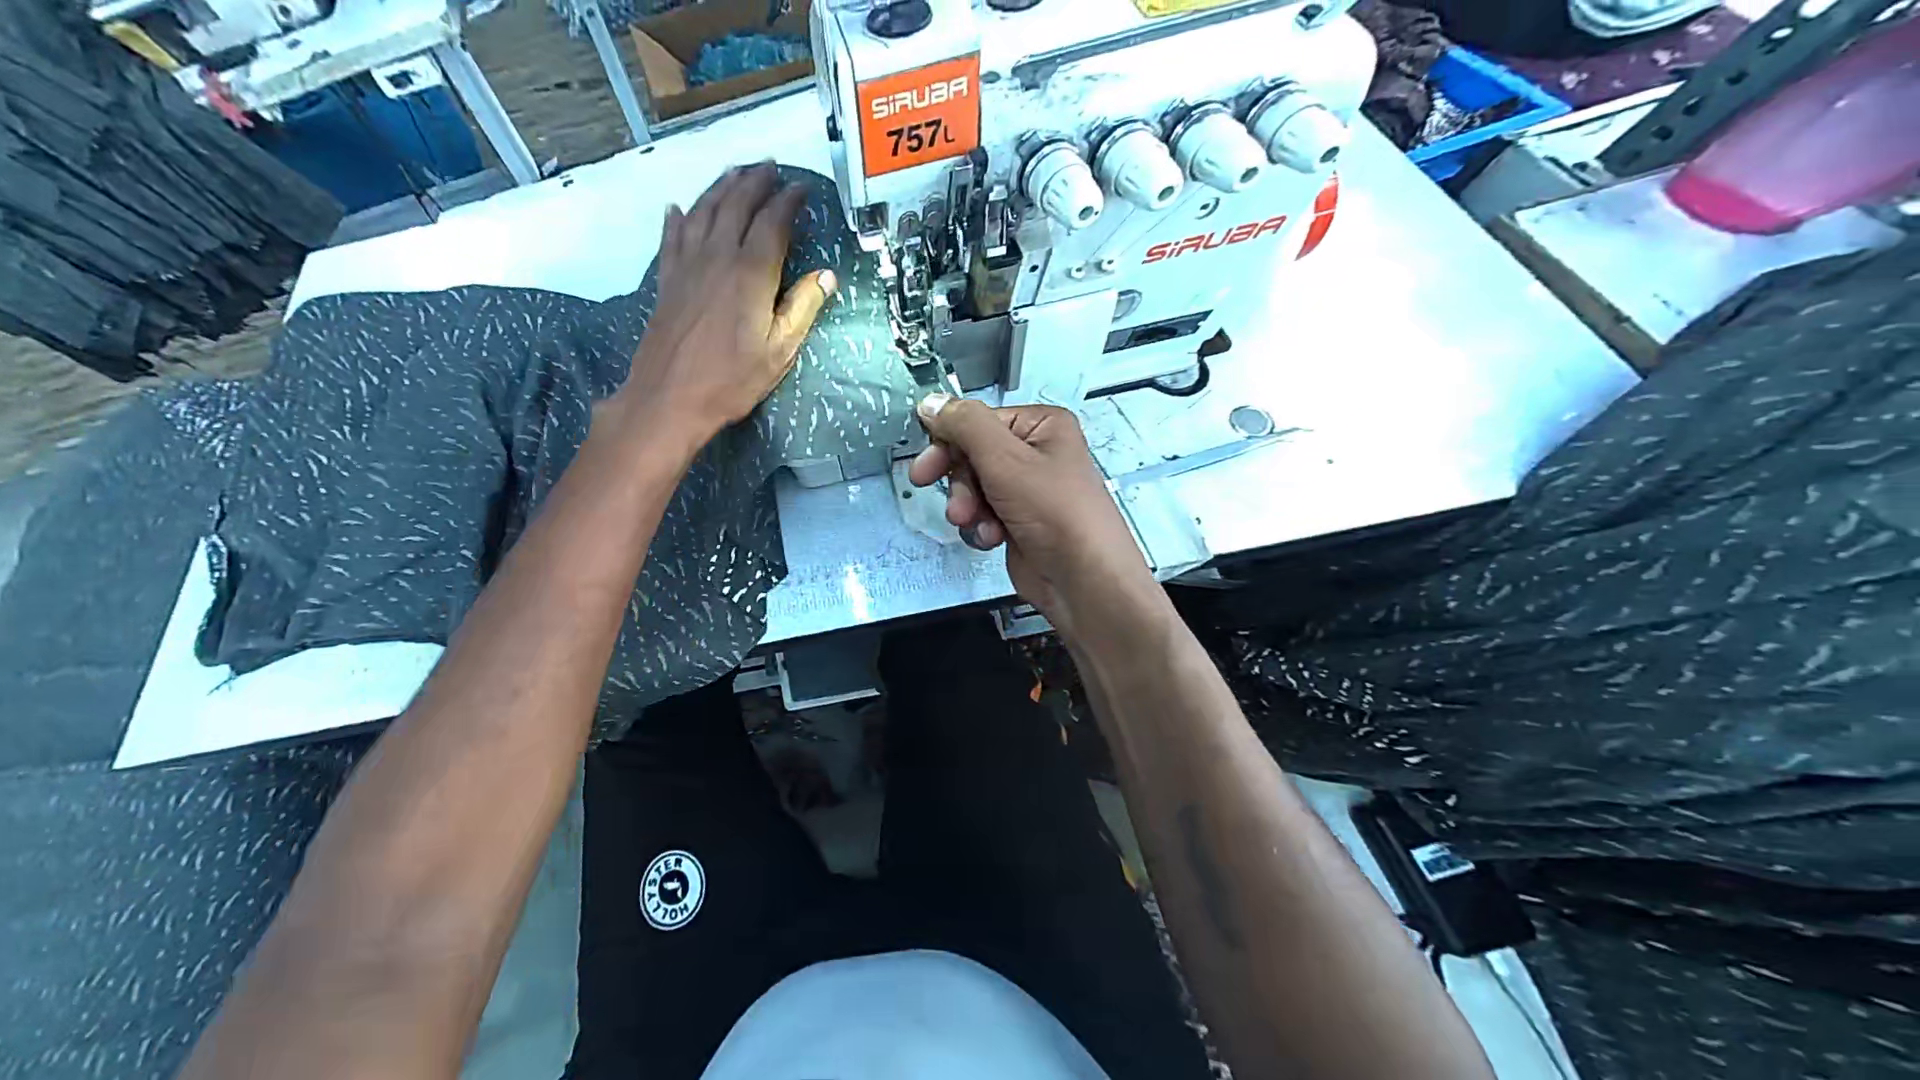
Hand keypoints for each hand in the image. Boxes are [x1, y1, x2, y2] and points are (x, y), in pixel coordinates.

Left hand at [617, 163, 835, 448]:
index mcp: (751, 273)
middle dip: (755, 181)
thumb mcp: (780, 350)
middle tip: (770, 168)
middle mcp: (717, 257)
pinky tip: (679, 207)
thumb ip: (802, 308)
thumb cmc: (732, 379)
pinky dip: (679, 217)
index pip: (773, 222)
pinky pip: (672, 236)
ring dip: (720, 186)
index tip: (802, 189)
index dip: (789, 201)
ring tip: (735, 172)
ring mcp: (687, 264)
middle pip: (736, 204)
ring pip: (703, 210)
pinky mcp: (667, 279)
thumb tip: (826, 275)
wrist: (670, 397)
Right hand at [908, 394, 1163, 641]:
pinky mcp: (1020, 520)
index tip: (925, 467)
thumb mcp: (1004, 459)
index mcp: (1042, 426)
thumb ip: (964, 425)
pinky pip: (984, 514)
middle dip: (961, 483)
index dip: (950, 444)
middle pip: (973, 456)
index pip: (979, 422)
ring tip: (978, 523)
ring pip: (974, 488)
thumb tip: (931, 402)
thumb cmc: (1053, 511)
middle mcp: (1036, 453)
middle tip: (952, 503)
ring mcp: (1028, 489)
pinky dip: (982, 526)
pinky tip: (993, 538)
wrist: (1082, 579)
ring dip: (970, 508)